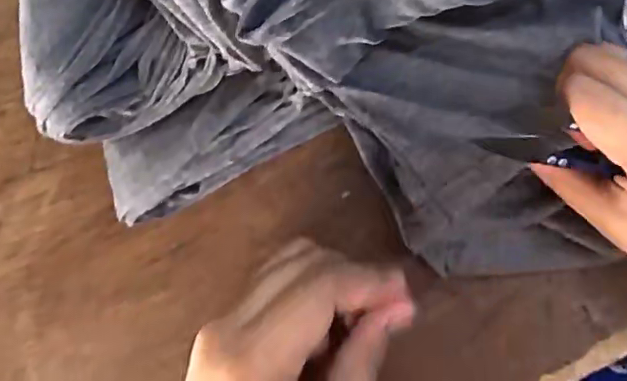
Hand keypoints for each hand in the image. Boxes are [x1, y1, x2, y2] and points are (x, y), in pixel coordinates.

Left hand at [187, 239, 414, 380]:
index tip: (408, 294)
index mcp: (249, 358)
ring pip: (289, 261)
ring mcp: (218, 325)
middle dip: (354, 276)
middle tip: (390, 310)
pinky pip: (272, 281)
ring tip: (357, 321)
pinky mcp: (219, 331)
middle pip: (306, 261)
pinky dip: (308, 289)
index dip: (371, 281)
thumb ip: (359, 366)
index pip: (321, 284)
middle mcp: (227, 327)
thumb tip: (394, 308)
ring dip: (332, 278)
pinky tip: (324, 330)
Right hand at [531, 45, 626, 318]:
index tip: (554, 131)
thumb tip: (531, 150)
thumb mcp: (622, 228)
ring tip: (595, 117)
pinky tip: (621, 114)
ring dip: (594, 74)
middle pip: (594, 56)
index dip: (556, 104)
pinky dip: (618, 76)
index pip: (581, 88)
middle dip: (569, 79)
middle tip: (567, 120)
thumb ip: (571, 183)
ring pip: (617, 53)